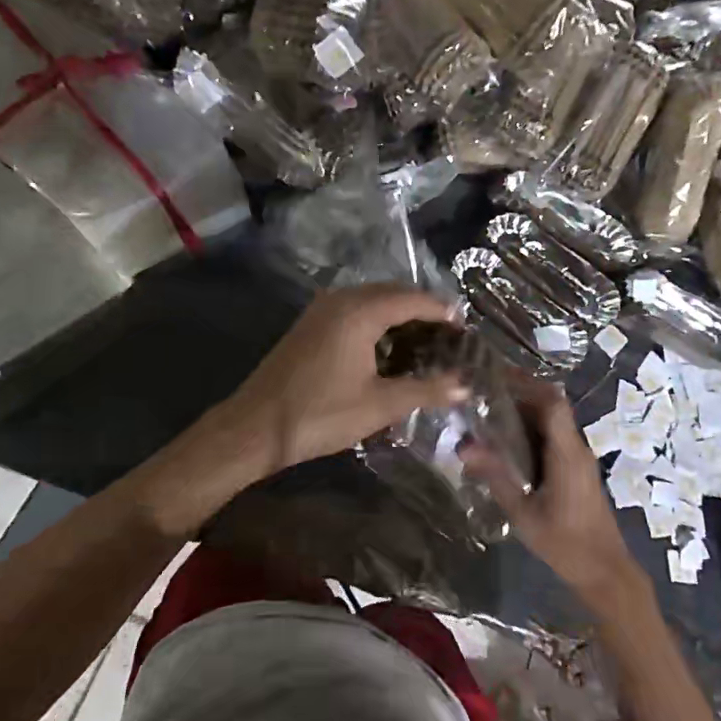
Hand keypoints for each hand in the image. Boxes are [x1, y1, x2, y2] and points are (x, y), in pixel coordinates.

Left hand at [229, 285, 468, 472]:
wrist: (254, 429)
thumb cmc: (321, 415)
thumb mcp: (380, 405)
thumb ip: (426, 390)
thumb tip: (465, 386)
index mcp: (360, 312)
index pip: (413, 299)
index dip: (442, 311)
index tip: (466, 327)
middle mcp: (341, 300)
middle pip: (393, 292)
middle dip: (424, 309)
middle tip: (450, 334)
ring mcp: (322, 310)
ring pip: (372, 299)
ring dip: (400, 313)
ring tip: (426, 339)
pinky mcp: (311, 324)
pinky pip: (355, 309)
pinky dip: (379, 319)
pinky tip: (390, 346)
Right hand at [462, 374, 646, 610]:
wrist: (604, 571)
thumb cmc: (564, 543)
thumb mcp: (523, 513)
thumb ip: (496, 477)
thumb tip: (464, 446)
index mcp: (567, 452)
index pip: (552, 401)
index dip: (527, 383)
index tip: (496, 376)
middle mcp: (577, 448)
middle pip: (552, 406)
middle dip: (520, 394)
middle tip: (483, 391)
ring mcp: (579, 459)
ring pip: (553, 422)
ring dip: (525, 412)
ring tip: (488, 411)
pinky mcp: (576, 470)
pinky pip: (554, 438)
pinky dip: (532, 431)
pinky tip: (507, 442)